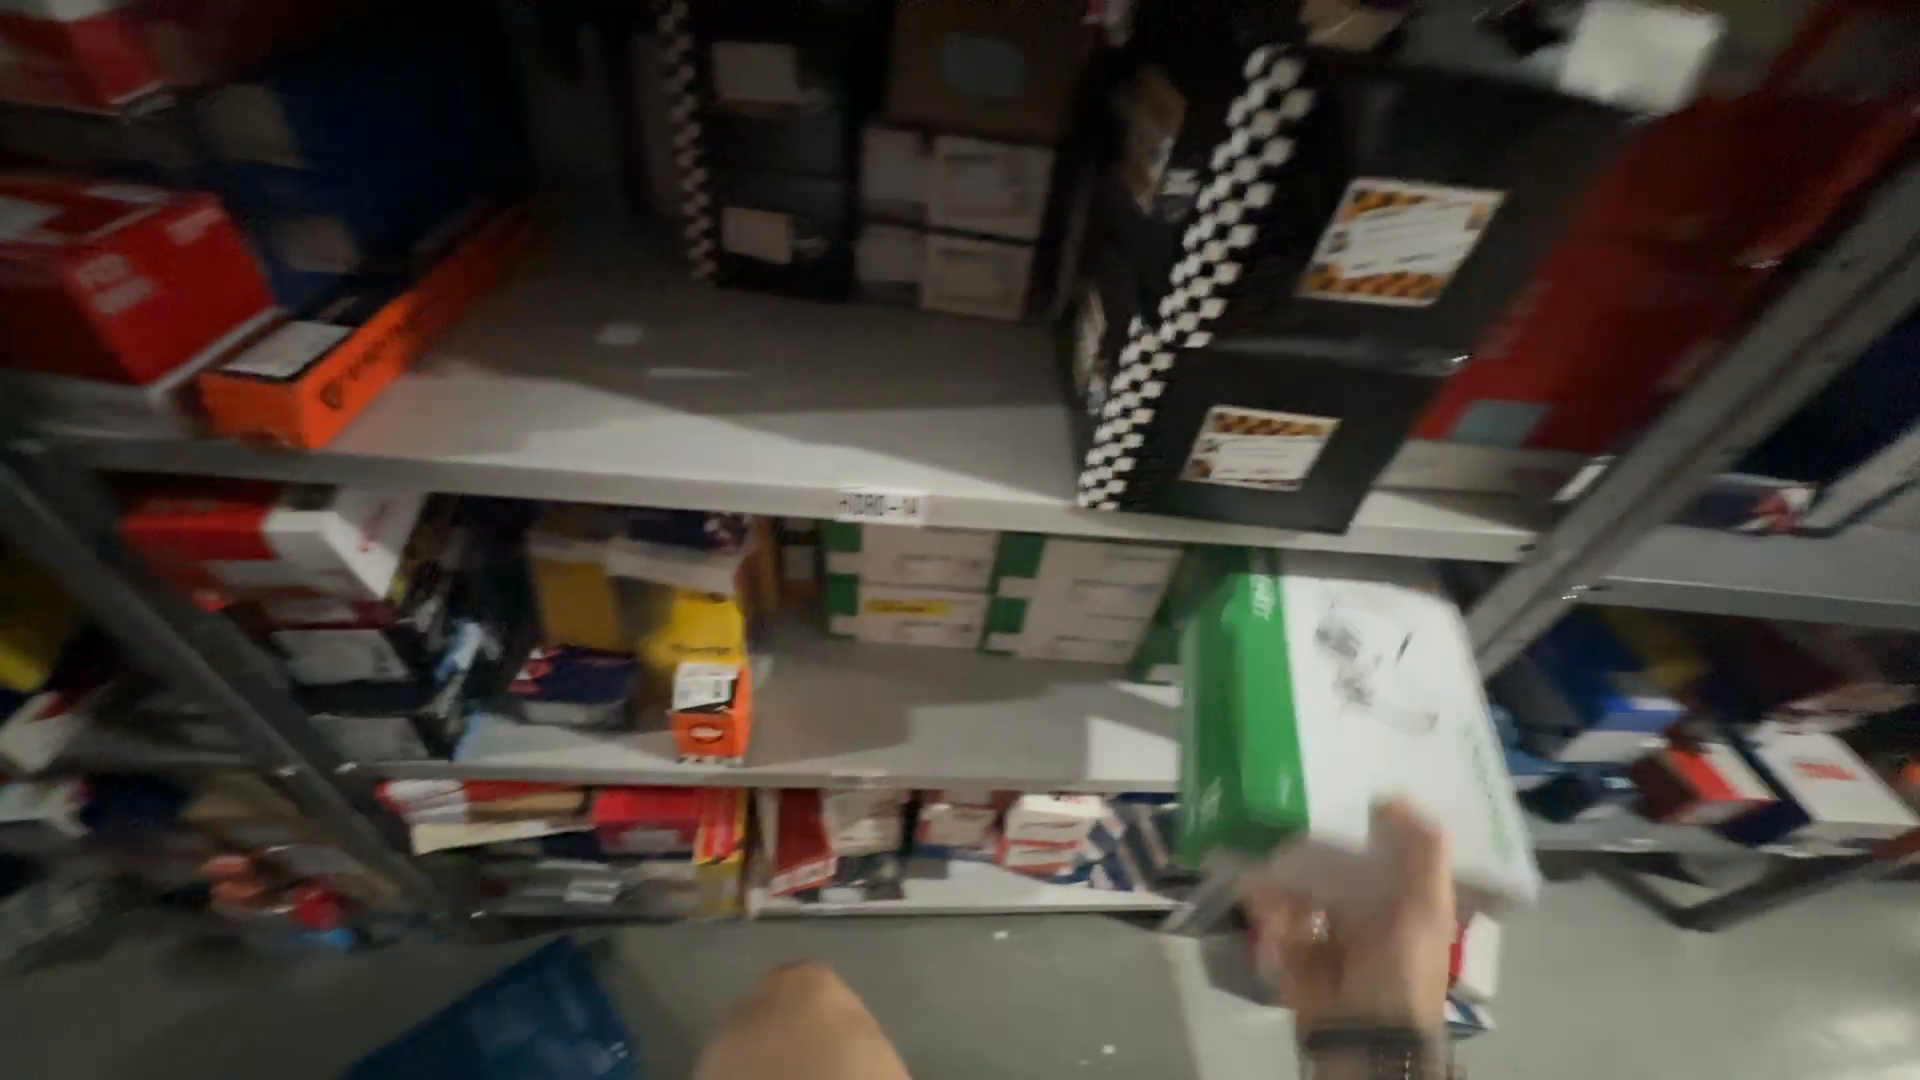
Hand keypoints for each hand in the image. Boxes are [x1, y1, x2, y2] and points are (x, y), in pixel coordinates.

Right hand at [1240, 799, 1454, 1034]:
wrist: (1360, 1030)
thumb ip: (1419, 855)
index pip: (1382, 847)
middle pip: (1334, 856)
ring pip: (1296, 874)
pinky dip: (1257, 882)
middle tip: (1291, 785)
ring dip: (1280, 851)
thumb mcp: (1426, 910)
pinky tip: (1244, 858)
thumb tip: (1391, 797)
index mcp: (1397, 899)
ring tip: (1260, 812)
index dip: (1369, 817)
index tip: (1346, 777)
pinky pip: (1267, 900)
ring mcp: (1319, 921)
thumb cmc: (1401, 968)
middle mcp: (1359, 906)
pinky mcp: (1285, 935)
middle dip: (1314, 828)